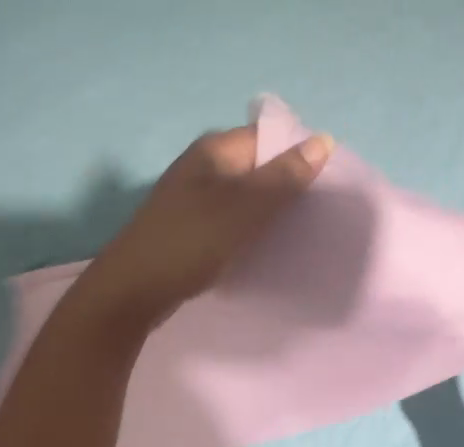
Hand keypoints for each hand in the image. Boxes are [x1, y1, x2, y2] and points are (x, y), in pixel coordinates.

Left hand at [72, 125, 333, 331]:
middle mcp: (203, 168)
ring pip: (246, 200)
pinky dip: (251, 235)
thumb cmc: (188, 244)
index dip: (299, 156)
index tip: (329, 186)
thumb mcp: (242, 210)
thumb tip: (323, 141)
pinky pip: (232, 224)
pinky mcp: (192, 231)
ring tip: (301, 236)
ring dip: (271, 216)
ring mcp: (195, 201)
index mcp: (214, 151)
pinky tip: (267, 254)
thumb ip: (283, 179)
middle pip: (258, 169)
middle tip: (320, 216)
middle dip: (289, 189)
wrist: (134, 292)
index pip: (268, 138)